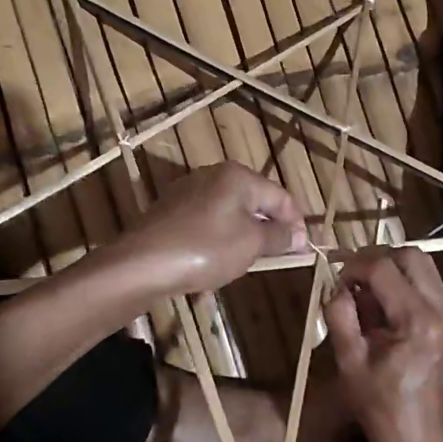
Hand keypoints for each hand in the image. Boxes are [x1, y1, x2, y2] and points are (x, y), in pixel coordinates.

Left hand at [101, 162, 307, 297]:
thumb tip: (299, 236)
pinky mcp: (170, 211)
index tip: (304, 249)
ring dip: (245, 235)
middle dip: (270, 228)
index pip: (281, 197)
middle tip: (279, 255)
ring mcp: (188, 192)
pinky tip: (216, 262)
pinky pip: (208, 222)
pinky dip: (219, 239)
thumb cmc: (206, 249)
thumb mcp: (252, 244)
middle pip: (256, 202)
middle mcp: (214, 175)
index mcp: (239, 176)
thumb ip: (280, 237)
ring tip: (249, 261)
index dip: (296, 224)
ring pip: (231, 213)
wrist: (138, 266)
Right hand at [325, 248, 442, 441]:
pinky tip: (383, 299)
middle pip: (412, 255)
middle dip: (378, 257)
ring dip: (394, 265)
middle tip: (352, 274)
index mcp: (415, 321)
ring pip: (424, 264)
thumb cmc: (378, 403)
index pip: (385, 268)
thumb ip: (340, 315)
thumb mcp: (349, 360)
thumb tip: (336, 283)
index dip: (355, 265)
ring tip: (366, 284)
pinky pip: (429, 282)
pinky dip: (406, 279)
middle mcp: (439, 309)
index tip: (336, 277)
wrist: (414, 432)